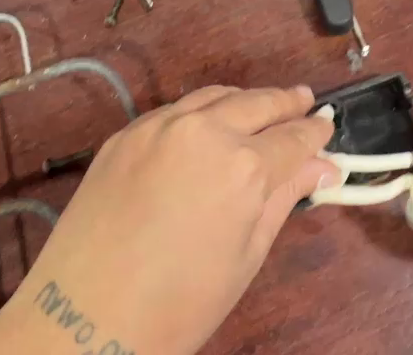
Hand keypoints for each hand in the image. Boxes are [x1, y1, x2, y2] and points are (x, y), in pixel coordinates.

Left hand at [0, 85, 337, 354]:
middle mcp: (204, 131)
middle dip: (286, 101)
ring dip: (245, 99)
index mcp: (243, 167)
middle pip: (258, 102)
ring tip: (262, 106)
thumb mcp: (245, 256)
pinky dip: (202, 111)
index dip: (314, 133)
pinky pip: (176, 109)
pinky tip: (207, 125)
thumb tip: (322, 167)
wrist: (86, 316)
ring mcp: (160, 125)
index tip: (327, 128)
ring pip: (215, 96)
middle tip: (304, 100)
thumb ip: (283, 199)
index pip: (293, 138)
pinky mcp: (127, 131)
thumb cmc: (179, 303)